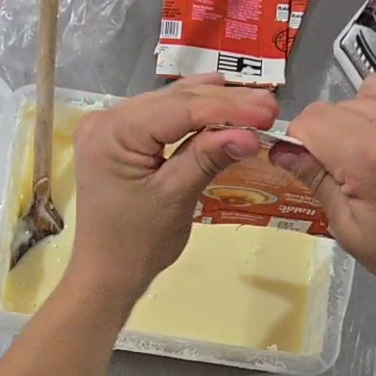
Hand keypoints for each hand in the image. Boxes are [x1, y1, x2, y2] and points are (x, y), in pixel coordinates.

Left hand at [65, 75, 277, 303]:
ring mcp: (108, 127)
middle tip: (270, 105)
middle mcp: (105, 120)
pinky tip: (219, 102)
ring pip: (168, 105)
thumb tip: (251, 134)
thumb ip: (208, 158)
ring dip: (211, 103)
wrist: (106, 274)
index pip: (179, 108)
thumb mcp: (175, 198)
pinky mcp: (118, 139)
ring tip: (255, 103)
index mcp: (112, 133)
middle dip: (224, 102)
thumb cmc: (137, 244)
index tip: (268, 110)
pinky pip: (159, 118)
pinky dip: (191, 115)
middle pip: (174, 101)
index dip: (227, 107)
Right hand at [280, 64, 375, 326]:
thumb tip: (280, 149)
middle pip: (344, 102)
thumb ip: (315, 179)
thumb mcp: (350, 229)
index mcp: (373, 155)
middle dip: (339, 133)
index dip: (304, 141)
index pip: (313, 119)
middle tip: (359, 171)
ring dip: (372, 112)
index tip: (315, 164)